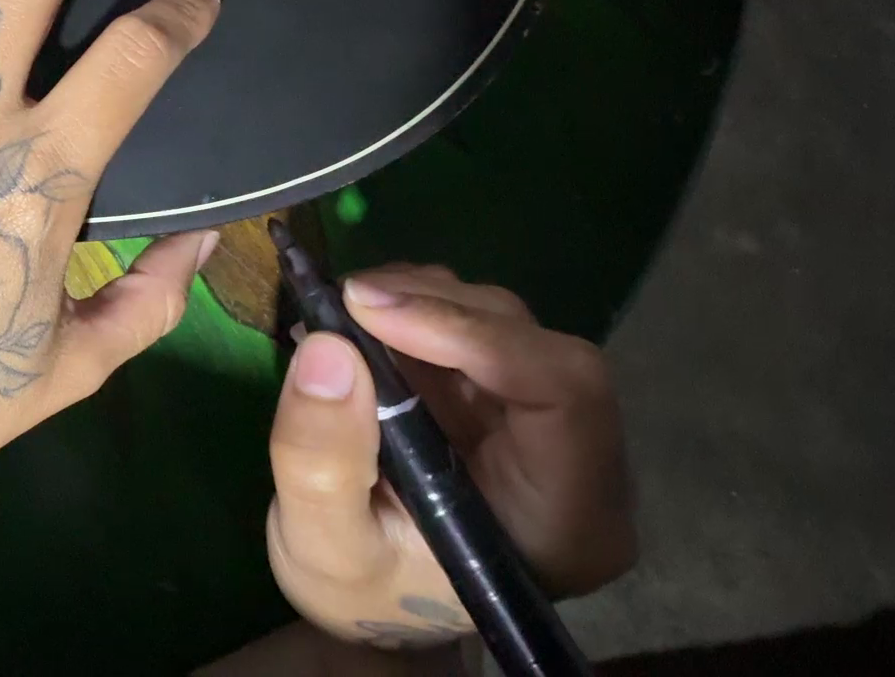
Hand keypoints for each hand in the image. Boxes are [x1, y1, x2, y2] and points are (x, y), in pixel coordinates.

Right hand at [266, 265, 635, 649]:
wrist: (369, 597)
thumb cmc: (357, 586)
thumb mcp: (321, 540)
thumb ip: (320, 458)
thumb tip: (328, 348)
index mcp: (565, 517)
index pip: (563, 392)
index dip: (472, 334)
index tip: (367, 309)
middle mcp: (574, 462)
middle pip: (533, 345)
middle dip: (433, 306)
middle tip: (339, 299)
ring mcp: (536, 423)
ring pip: (504, 324)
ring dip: (419, 297)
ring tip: (338, 308)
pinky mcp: (495, 397)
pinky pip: (470, 325)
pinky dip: (411, 305)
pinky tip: (358, 321)